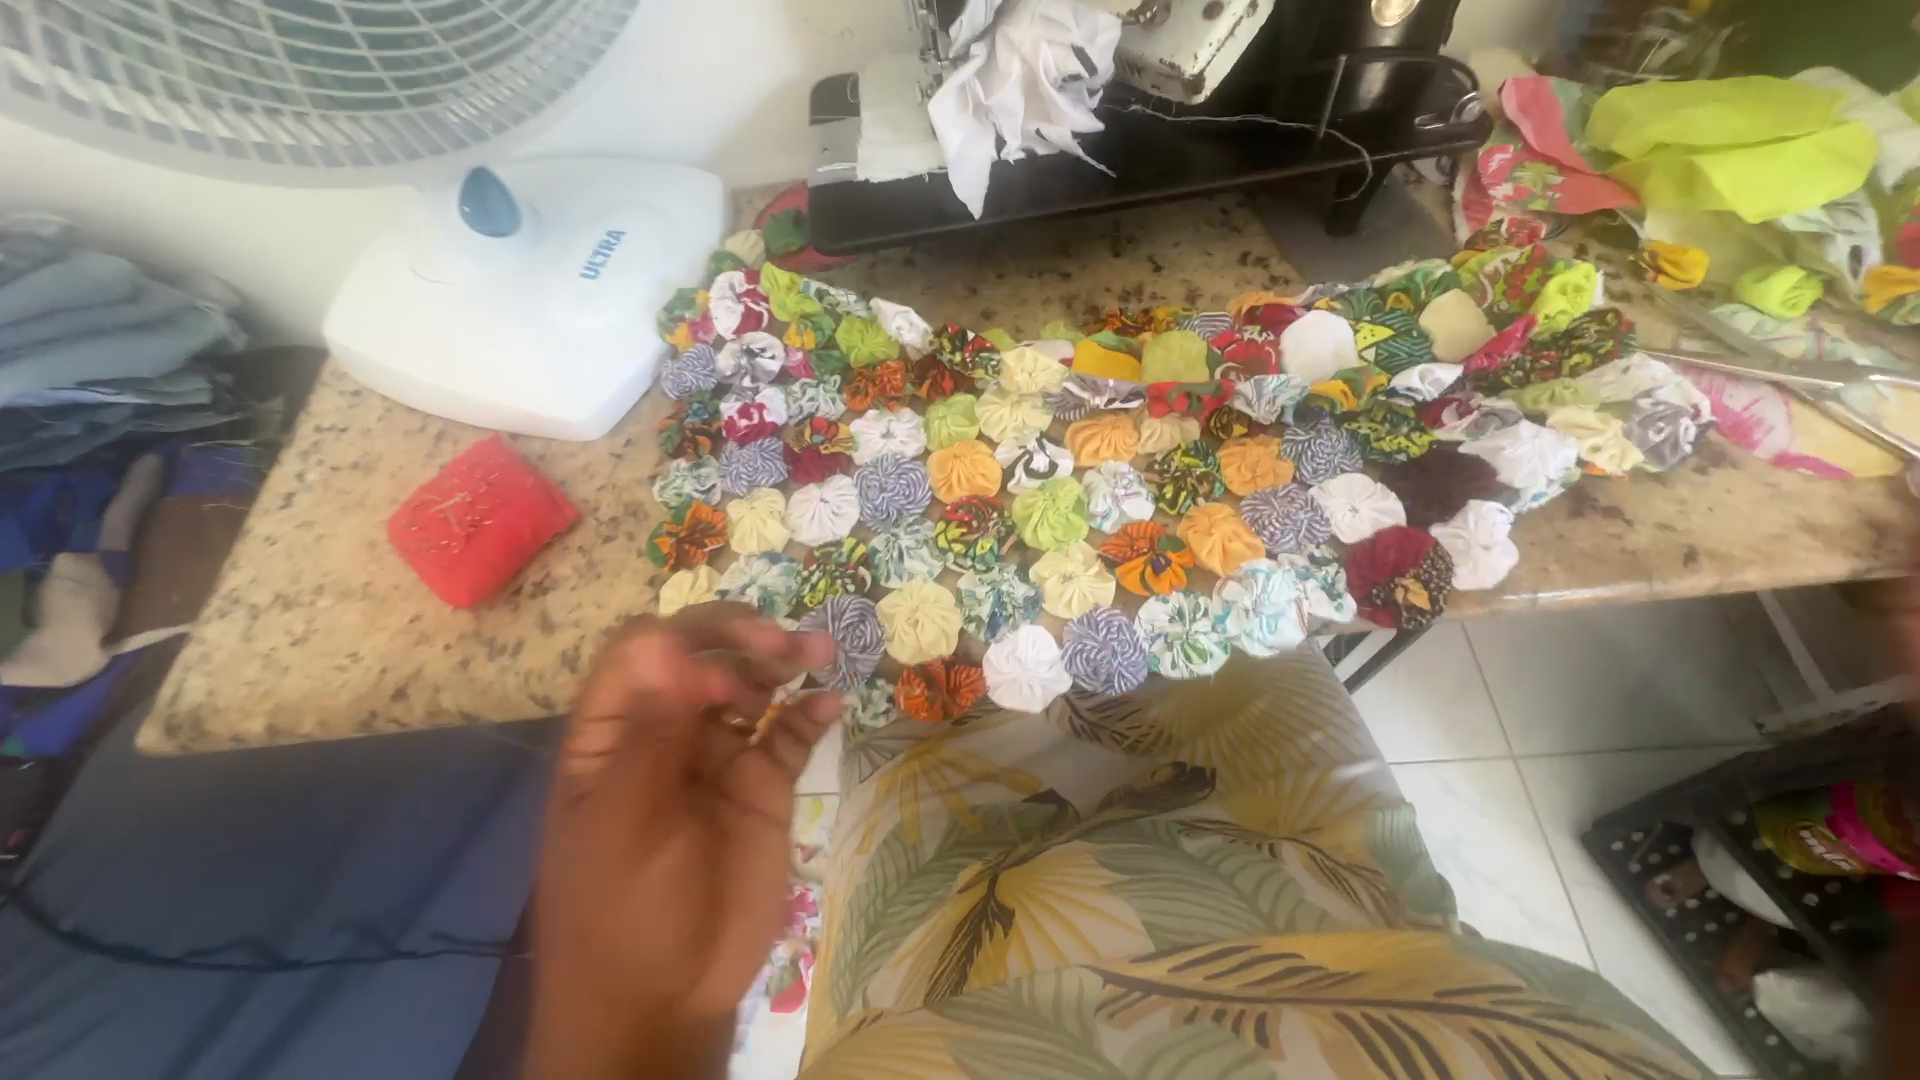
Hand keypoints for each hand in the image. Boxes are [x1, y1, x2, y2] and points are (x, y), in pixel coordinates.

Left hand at [527, 603, 840, 1078]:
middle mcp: (666, 732)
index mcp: (613, 735)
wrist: (666, 1002)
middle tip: (785, 646)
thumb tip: (667, 642)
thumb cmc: (622, 914)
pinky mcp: (762, 786)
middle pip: (702, 658)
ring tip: (820, 653)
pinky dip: (810, 713)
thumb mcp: (624, 824)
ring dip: (783, 661)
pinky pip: (789, 734)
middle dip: (741, 640)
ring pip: (751, 687)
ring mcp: (718, 757)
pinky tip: (830, 706)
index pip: (641, 654)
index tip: (719, 681)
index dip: (683, 647)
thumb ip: (651, 733)